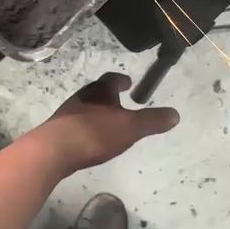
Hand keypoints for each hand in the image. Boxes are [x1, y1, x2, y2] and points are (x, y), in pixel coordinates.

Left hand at [28, 73, 178, 174]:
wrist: (54, 150)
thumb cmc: (95, 132)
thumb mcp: (131, 127)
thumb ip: (152, 120)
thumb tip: (175, 114)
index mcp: (99, 90)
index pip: (112, 78)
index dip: (122, 80)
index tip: (129, 83)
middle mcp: (82, 96)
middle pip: (98, 92)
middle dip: (110, 96)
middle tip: (122, 102)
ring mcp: (68, 113)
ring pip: (87, 107)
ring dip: (98, 112)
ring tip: (109, 123)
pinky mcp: (59, 130)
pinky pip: (78, 124)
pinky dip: (88, 127)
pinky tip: (92, 140)